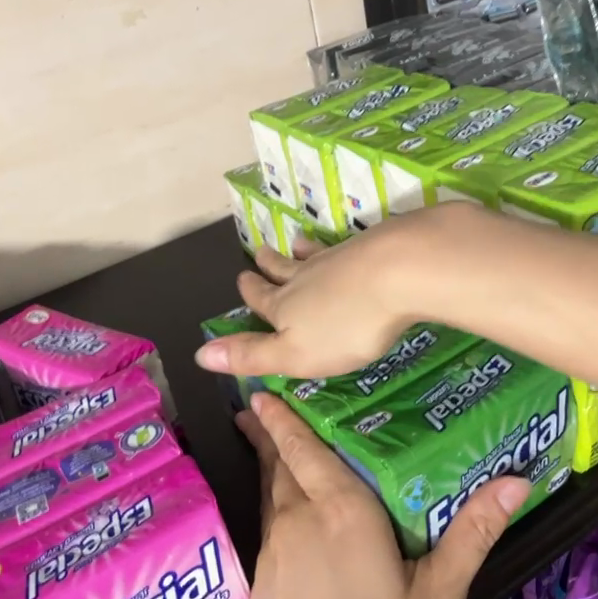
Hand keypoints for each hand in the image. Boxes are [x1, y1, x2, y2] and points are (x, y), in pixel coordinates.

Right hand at [196, 205, 490, 380]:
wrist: (398, 272)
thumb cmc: (346, 325)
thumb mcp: (295, 353)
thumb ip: (251, 354)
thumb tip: (199, 353)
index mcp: (286, 306)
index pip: (261, 299)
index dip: (251, 292)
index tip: (241, 279)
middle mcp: (307, 277)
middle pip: (283, 270)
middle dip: (269, 266)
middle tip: (259, 254)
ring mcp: (340, 259)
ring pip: (313, 256)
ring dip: (300, 252)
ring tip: (295, 244)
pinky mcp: (372, 248)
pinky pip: (347, 248)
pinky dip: (339, 248)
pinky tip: (348, 247)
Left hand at [230, 394, 528, 598]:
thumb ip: (470, 536)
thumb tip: (517, 479)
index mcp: (340, 515)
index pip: (306, 451)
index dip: (285, 418)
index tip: (265, 389)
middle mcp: (297, 527)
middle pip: (280, 468)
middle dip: (272, 436)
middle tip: (265, 406)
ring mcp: (272, 562)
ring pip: (270, 500)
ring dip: (269, 470)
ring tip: (269, 448)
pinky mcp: (261, 595)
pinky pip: (268, 532)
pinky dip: (273, 508)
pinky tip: (290, 526)